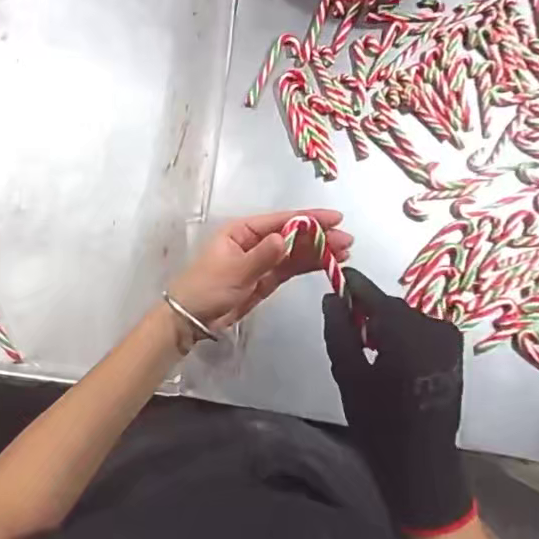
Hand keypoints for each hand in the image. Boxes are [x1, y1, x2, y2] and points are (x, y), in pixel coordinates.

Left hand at [166, 209, 351, 331]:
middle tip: (347, 240)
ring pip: (294, 252)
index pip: (280, 220)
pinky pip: (290, 269)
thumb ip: (263, 256)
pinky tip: (328, 262)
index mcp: (241, 231)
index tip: (335, 218)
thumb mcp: (234, 271)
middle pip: (291, 235)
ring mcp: (260, 261)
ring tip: (345, 251)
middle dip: (319, 236)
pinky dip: (308, 265)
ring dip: (318, 251)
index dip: (308, 218)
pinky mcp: (264, 280)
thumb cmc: (206, 289)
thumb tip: (283, 238)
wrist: (191, 319)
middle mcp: (253, 242)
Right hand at [321, 267, 472, 533]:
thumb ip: (339, 330)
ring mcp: (449, 339)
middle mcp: (434, 326)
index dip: (351, 284)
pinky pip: (419, 332)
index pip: (373, 294)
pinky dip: (400, 336)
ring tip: (363, 348)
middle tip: (342, 326)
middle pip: (390, 306)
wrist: (421, 462)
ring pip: (404, 319)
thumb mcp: (348, 374)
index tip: (332, 275)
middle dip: (366, 310)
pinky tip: (386, 358)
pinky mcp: (454, 353)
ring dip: (383, 325)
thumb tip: (331, 297)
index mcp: (407, 331)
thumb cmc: (378, 421)